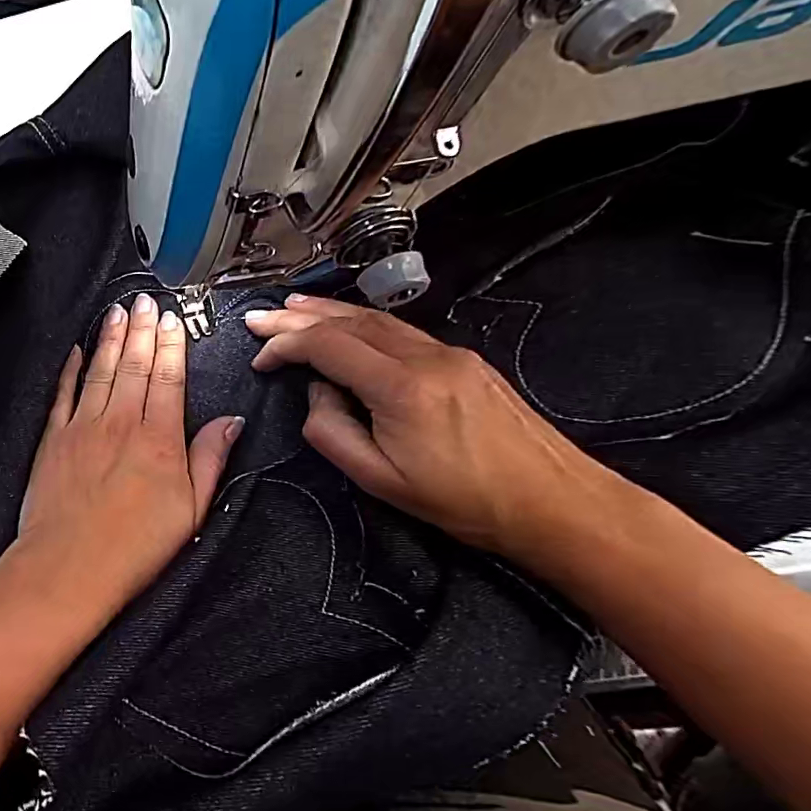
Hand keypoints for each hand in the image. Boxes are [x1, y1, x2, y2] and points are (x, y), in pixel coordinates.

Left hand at [10, 293, 244, 623]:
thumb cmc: (133, 548)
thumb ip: (210, 459)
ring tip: (118, 311)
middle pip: (135, 364)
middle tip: (146, 301)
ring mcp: (84, 427)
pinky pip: (64, 393)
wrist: (68, 568)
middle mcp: (121, 423)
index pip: (169, 378)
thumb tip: (231, 423)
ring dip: (111, 338)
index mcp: (159, 439)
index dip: (173, 345)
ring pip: (101, 370)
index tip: (174, 321)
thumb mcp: (191, 509)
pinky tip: (77, 351)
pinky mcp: (54, 440)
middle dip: (143, 328)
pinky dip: (71, 369)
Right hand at [244, 295, 645, 566]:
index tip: (260, 358)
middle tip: (261, 316)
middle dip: (298, 317)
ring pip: (376, 319)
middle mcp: (424, 356)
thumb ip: (332, 432)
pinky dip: (363, 324)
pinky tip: (348, 327)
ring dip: (330, 312)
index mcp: (400, 387)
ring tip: (295, 309)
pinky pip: (400, 331)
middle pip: (349, 321)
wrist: (550, 500)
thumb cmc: (463, 501)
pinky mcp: (463, 358)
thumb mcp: (380, 481)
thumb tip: (318, 392)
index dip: (286, 345)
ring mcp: (448, 352)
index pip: (327, 346)